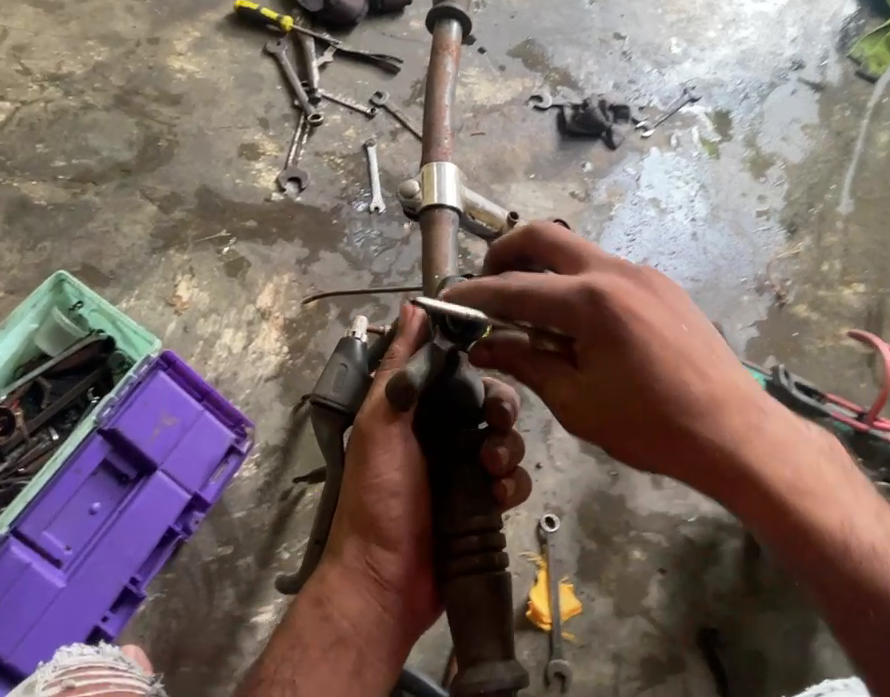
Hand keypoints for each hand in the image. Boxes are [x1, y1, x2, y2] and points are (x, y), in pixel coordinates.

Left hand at [316, 301, 531, 651]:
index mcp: (412, 410)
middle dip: (501, 409)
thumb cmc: (377, 496)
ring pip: (505, 441)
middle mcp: (440, 435)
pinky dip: (512, 485)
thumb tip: (413, 309)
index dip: (476, 365)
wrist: (386, 581)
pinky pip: (511, 482)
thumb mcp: (380, 424)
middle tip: (497, 423)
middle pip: (488, 405)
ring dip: (507, 450)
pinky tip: (498, 497)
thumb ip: (400, 369)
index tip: (491, 363)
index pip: (454, 372)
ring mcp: (462, 471)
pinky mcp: (482, 506)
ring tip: (491, 469)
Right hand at [443, 221, 815, 494]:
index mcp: (590, 301)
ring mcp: (642, 273)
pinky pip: (604, 270)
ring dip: (542, 269)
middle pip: (543, 237)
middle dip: (504, 254)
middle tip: (486, 285)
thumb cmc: (652, 426)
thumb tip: (482, 348)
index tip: (447, 299)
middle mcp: (614, 271)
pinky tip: (575, 324)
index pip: (513, 289)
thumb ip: (525, 364)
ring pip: (576, 250)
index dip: (474, 294)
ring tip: (528, 311)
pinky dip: (576, 283)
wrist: (735, 432)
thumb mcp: (576, 402)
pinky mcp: (661, 286)